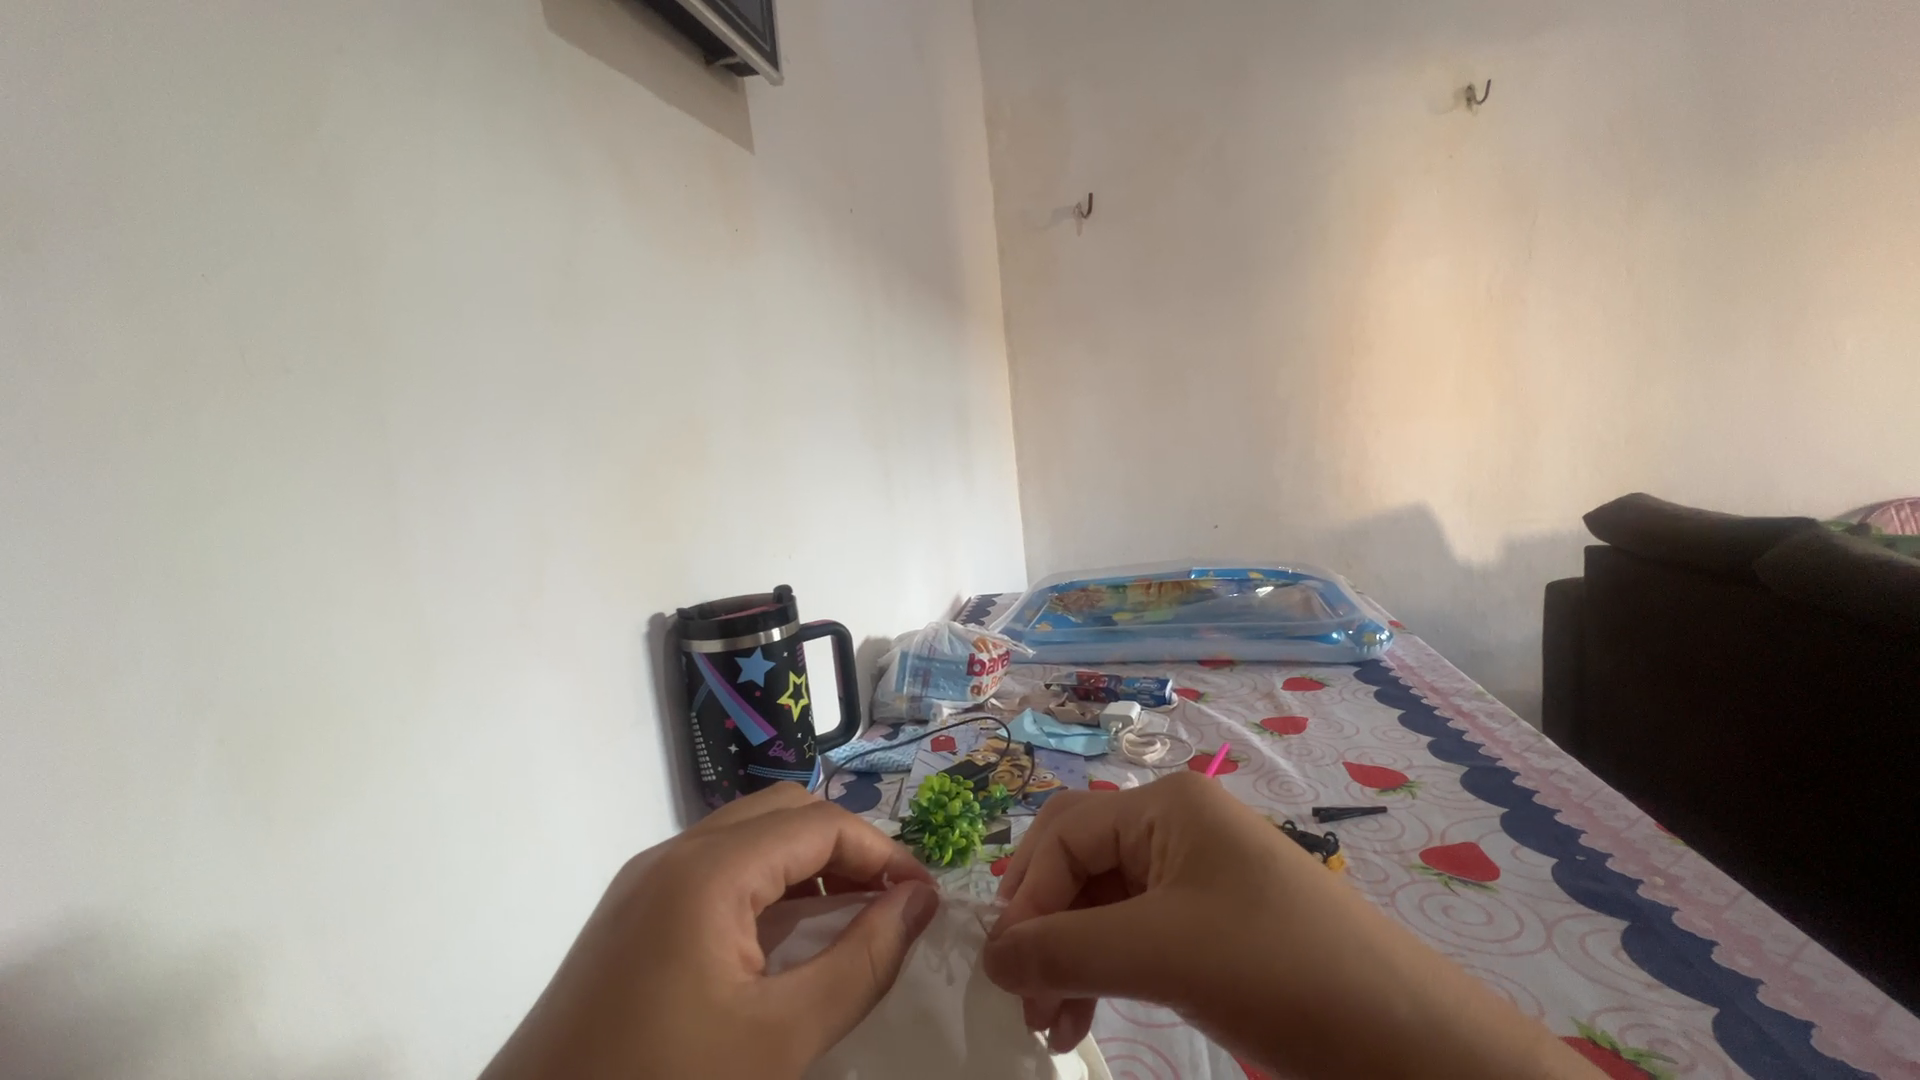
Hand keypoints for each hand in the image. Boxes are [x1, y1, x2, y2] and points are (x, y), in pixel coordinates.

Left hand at [480, 784, 938, 1079]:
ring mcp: (645, 882)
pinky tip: (785, 938)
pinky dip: (766, 885)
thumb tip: (921, 901)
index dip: (883, 852)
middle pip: (783, 813)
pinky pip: (715, 870)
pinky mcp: (632, 914)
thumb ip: (863, 960)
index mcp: (708, 870)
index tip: (924, 899)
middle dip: (846, 847)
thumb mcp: (782, 1038)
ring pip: (748, 837)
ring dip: (806, 863)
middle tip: (889, 904)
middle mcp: (673, 854)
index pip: (820, 825)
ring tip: (850, 918)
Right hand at [984, 772, 1603, 1078]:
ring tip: (1051, 1026)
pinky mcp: (1211, 925)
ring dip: (1068, 958)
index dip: (1027, 896)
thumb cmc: (1277, 968)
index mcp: (1165, 805)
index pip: (1066, 833)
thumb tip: (989, 956)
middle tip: (1024, 997)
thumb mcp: (1160, 953)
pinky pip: (1134, 935)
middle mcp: (1175, 827)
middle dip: (1043, 927)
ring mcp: (1196, 877)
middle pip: (1079, 863)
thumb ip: (1063, 949)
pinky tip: (1083, 1018)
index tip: (1006, 969)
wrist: (1410, 1039)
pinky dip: (1103, 972)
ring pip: (1102, 905)